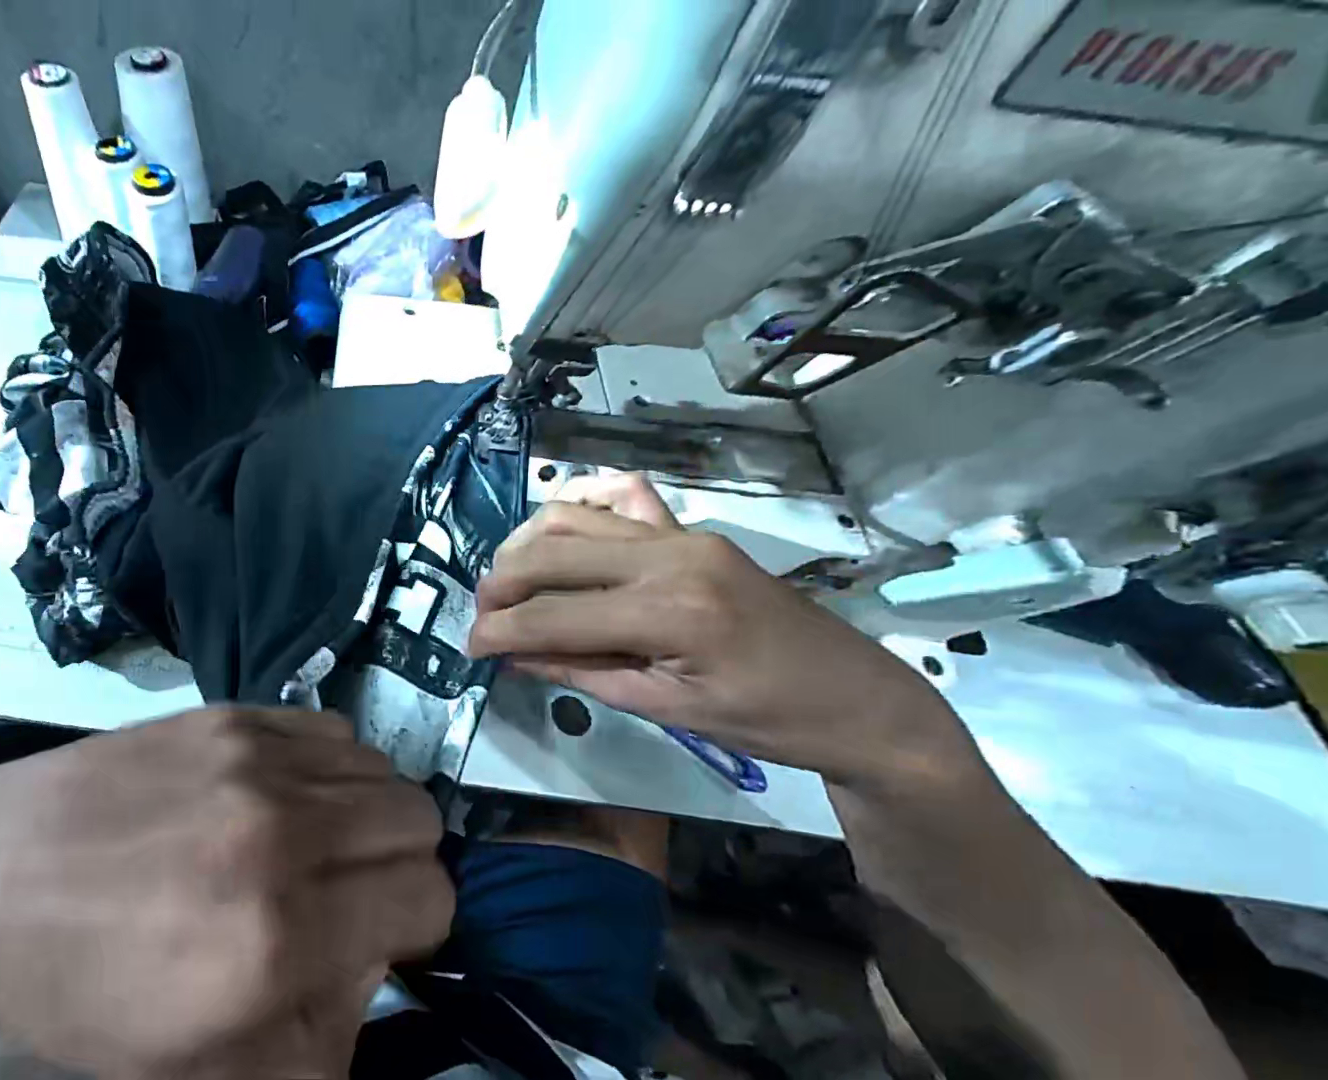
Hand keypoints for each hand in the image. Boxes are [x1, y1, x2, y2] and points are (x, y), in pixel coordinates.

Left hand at [0, 707, 450, 1075]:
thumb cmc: (85, 986)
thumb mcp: (200, 1063)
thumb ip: (319, 1034)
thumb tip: (376, 959)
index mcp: (277, 938)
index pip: (427, 897)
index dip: (419, 921)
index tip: (382, 928)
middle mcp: (282, 833)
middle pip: (419, 820)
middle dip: (403, 860)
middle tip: (354, 882)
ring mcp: (257, 760)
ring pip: (382, 768)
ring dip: (368, 809)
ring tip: (318, 835)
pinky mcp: (232, 716)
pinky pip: (332, 730)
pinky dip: (330, 766)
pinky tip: (285, 791)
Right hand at [468, 474, 981, 792]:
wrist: (858, 699)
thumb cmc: (768, 722)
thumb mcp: (667, 709)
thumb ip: (583, 672)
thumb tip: (515, 654)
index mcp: (667, 612)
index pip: (553, 614)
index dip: (500, 631)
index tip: (469, 648)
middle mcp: (668, 555)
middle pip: (551, 552)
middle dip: (500, 584)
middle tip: (483, 618)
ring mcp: (681, 533)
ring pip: (574, 514)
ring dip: (527, 546)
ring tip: (509, 583)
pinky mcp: (691, 530)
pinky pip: (622, 498)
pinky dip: (579, 507)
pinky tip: (561, 534)